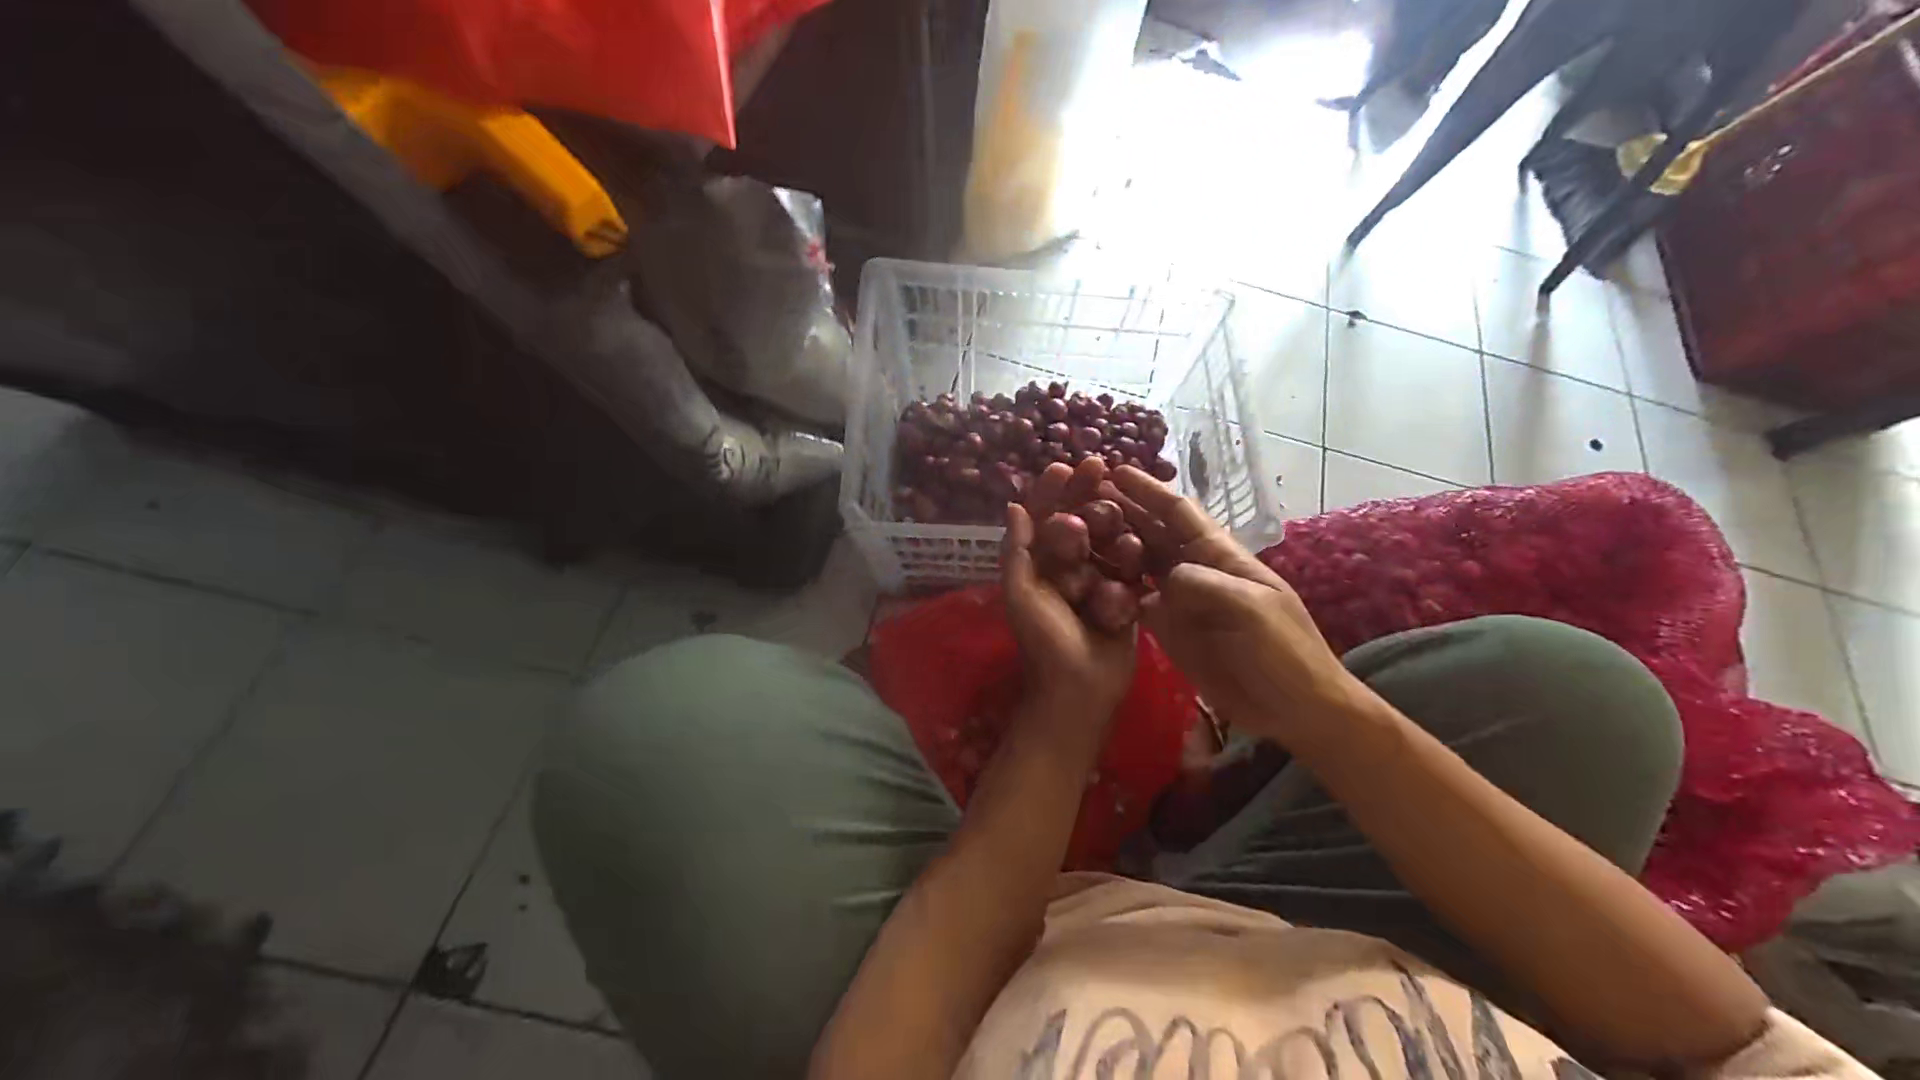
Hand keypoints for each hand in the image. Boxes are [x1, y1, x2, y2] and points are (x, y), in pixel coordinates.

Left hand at [1001, 460, 1136, 725]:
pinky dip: (1131, 554)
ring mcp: (1097, 579)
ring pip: (1107, 538)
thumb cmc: (1045, 642)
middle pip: (1079, 520)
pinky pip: (1130, 567)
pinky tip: (1137, 541)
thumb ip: (1017, 551)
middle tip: (1100, 469)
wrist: (1081, 690)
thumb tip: (1014, 505)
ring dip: (1111, 520)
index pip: (1044, 518)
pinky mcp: (1124, 594)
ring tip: (1118, 506)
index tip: (1065, 466)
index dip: (1052, 491)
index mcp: (1038, 563)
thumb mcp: (1021, 595)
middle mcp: (1066, 566)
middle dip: (1086, 494)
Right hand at [1104, 467, 1359, 748]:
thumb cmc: (1282, 651)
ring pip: (1137, 564)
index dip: (1149, 491)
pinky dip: (1111, 588)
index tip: (1116, 471)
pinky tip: (1083, 578)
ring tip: (1072, 532)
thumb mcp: (1249, 608)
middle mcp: (1193, 570)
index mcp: (1219, 555)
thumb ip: (1202, 584)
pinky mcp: (1167, 629)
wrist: (1292, 707)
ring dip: (1110, 547)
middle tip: (1081, 496)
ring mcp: (1178, 600)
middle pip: (1151, 533)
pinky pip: (1133, 601)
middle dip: (1121, 511)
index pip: (1178, 513)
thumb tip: (1160, 580)